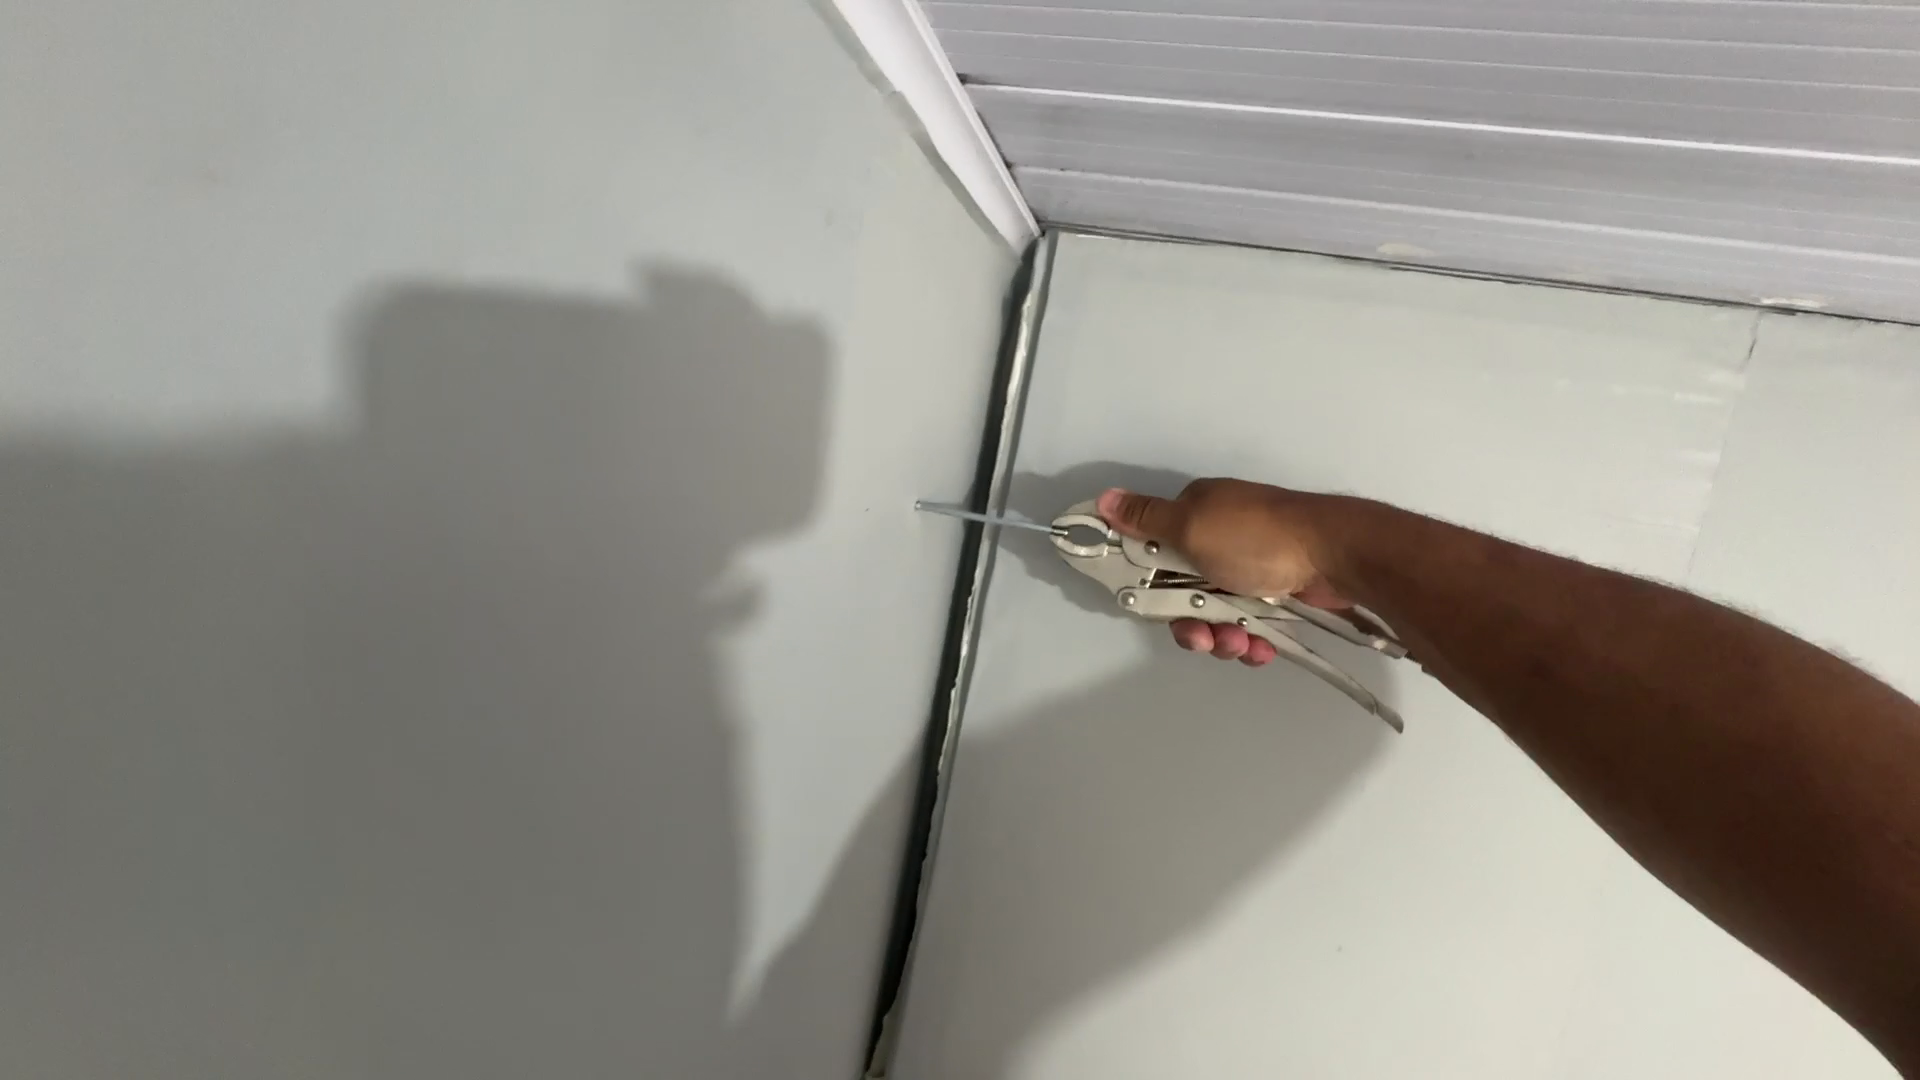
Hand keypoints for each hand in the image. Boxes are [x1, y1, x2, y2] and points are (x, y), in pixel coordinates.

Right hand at [1096, 480, 1349, 665]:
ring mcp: (1249, 565)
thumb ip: (1145, 519)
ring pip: (1215, 612)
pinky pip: (1248, 624)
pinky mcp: (1276, 591)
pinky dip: (1250, 640)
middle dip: (1190, 621)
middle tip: (1203, 637)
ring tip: (1239, 646)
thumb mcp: (1190, 525)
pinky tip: (1259, 649)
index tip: (1148, 606)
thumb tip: (1103, 498)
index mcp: (1195, 513)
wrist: (1337, 556)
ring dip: (1221, 637)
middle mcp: (1218, 536)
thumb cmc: (1255, 539)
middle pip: (1181, 590)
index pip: (1152, 550)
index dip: (1147, 582)